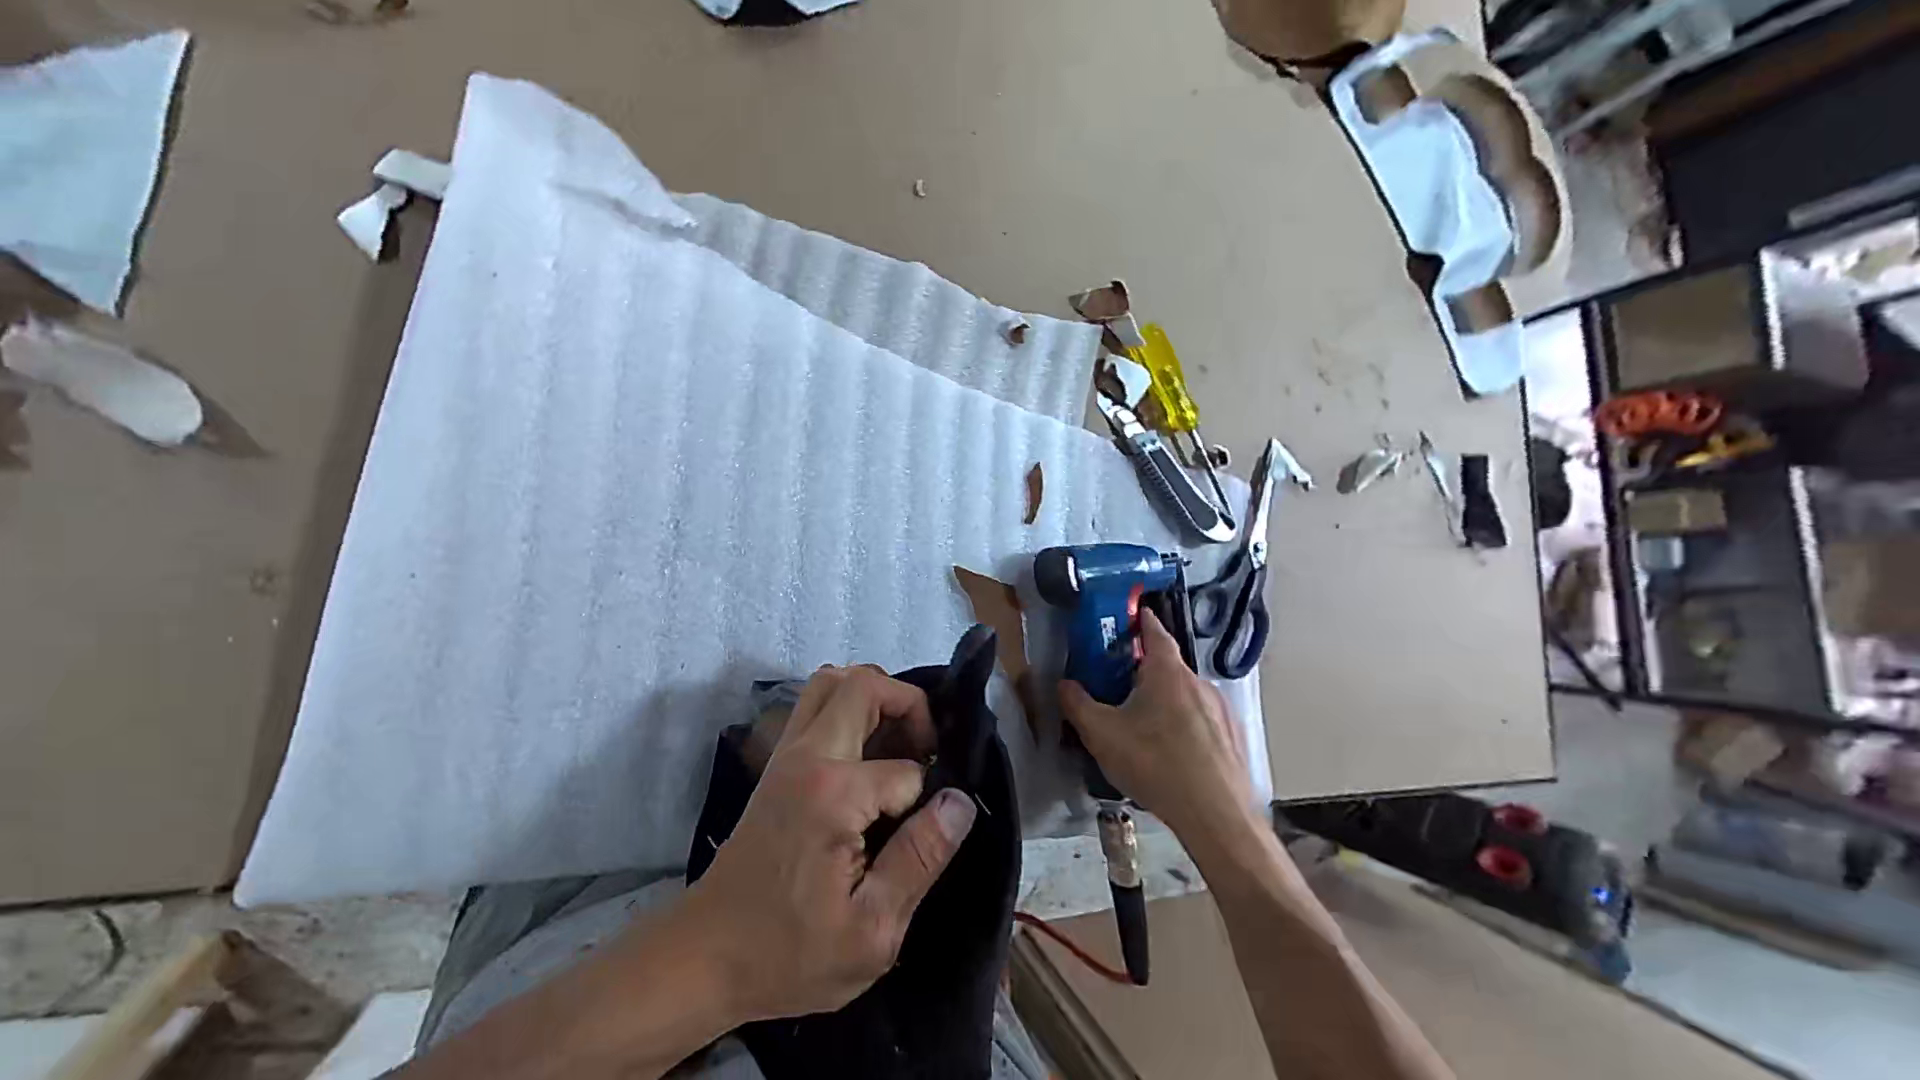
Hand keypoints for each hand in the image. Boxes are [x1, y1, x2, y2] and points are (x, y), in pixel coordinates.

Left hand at [686, 665, 978, 1021]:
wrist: (704, 958)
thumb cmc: (789, 954)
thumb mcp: (872, 929)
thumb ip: (920, 857)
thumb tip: (961, 801)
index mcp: (832, 793)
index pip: (907, 770)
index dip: (930, 799)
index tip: (931, 834)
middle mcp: (807, 756)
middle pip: (865, 684)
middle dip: (910, 705)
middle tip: (929, 753)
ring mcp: (786, 754)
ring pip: (834, 681)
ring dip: (876, 698)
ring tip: (901, 746)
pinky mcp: (778, 764)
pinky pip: (818, 706)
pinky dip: (851, 709)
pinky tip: (870, 756)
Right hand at [1059, 609, 1253, 836]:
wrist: (1215, 814)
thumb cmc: (1154, 763)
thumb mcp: (1101, 734)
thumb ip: (1077, 704)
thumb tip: (1064, 685)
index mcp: (1167, 672)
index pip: (1154, 631)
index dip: (1140, 620)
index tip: (1130, 615)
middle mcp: (1198, 683)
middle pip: (1167, 666)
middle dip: (1143, 672)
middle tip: (1118, 687)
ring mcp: (1220, 711)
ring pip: (1184, 696)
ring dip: (1164, 702)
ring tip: (1141, 728)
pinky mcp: (1231, 738)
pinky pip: (1200, 721)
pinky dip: (1183, 726)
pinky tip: (1169, 754)